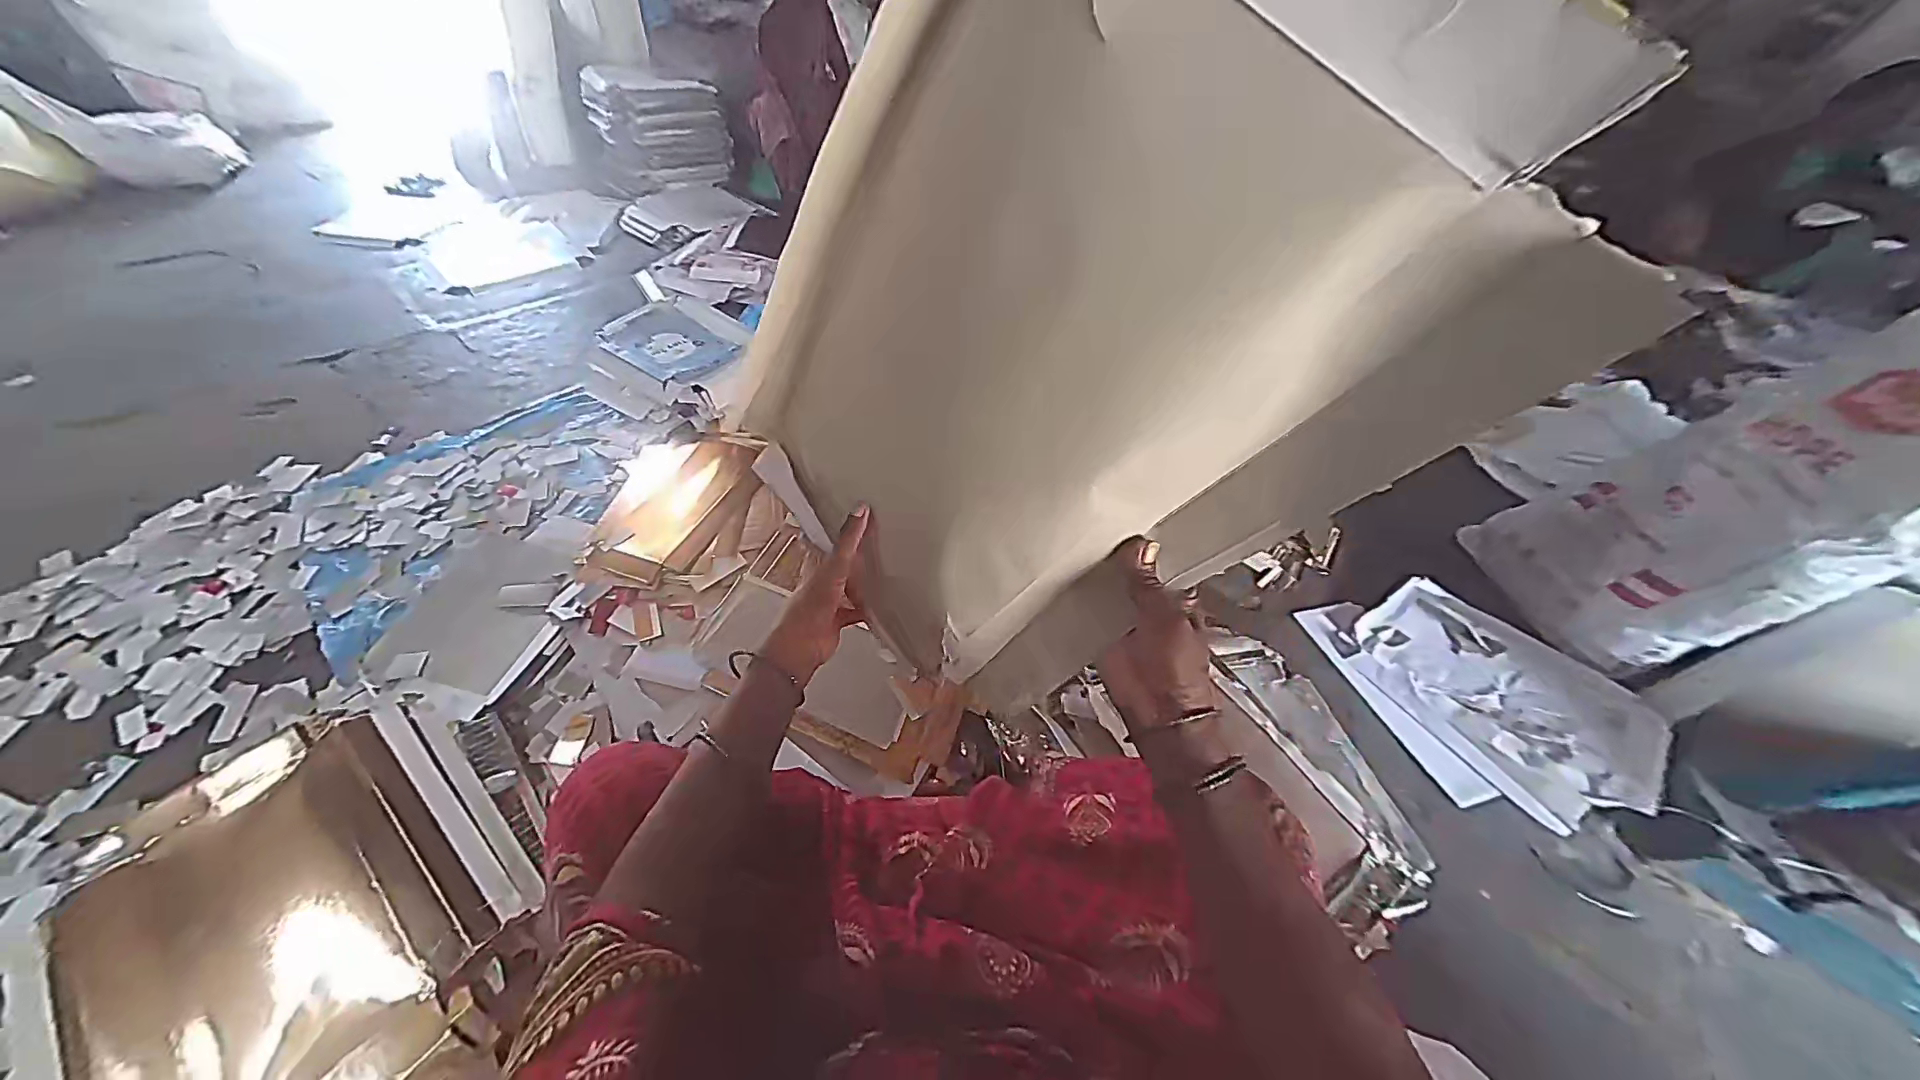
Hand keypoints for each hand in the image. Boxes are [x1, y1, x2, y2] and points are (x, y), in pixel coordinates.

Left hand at [762, 504, 871, 683]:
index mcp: (820, 568)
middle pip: (846, 568)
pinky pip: (857, 612)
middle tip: (880, 549)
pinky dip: (869, 610)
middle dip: (861, 561)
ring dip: (866, 586)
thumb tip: (859, 511)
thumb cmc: (809, 608)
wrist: (801, 647)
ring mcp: (831, 603)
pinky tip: (880, 609)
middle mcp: (825, 584)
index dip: (849, 534)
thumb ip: (847, 543)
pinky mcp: (838, 621)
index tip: (865, 521)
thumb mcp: (833, 570)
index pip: (837, 545)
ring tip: (885, 577)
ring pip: (852, 589)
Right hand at [1094, 537, 1217, 732]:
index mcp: (1175, 602)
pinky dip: (1079, 604)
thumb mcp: (1166, 617)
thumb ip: (1147, 583)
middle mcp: (1149, 610)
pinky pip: (1089, 615)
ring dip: (1095, 582)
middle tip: (1092, 535)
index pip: (1155, 567)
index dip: (1141, 551)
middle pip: (1127, 579)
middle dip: (1113, 563)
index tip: (1121, 526)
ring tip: (1075, 552)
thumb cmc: (1178, 670)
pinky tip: (1065, 584)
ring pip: (1107, 595)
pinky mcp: (1102, 637)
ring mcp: (1124, 624)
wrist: (1157, 712)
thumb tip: (1140, 547)